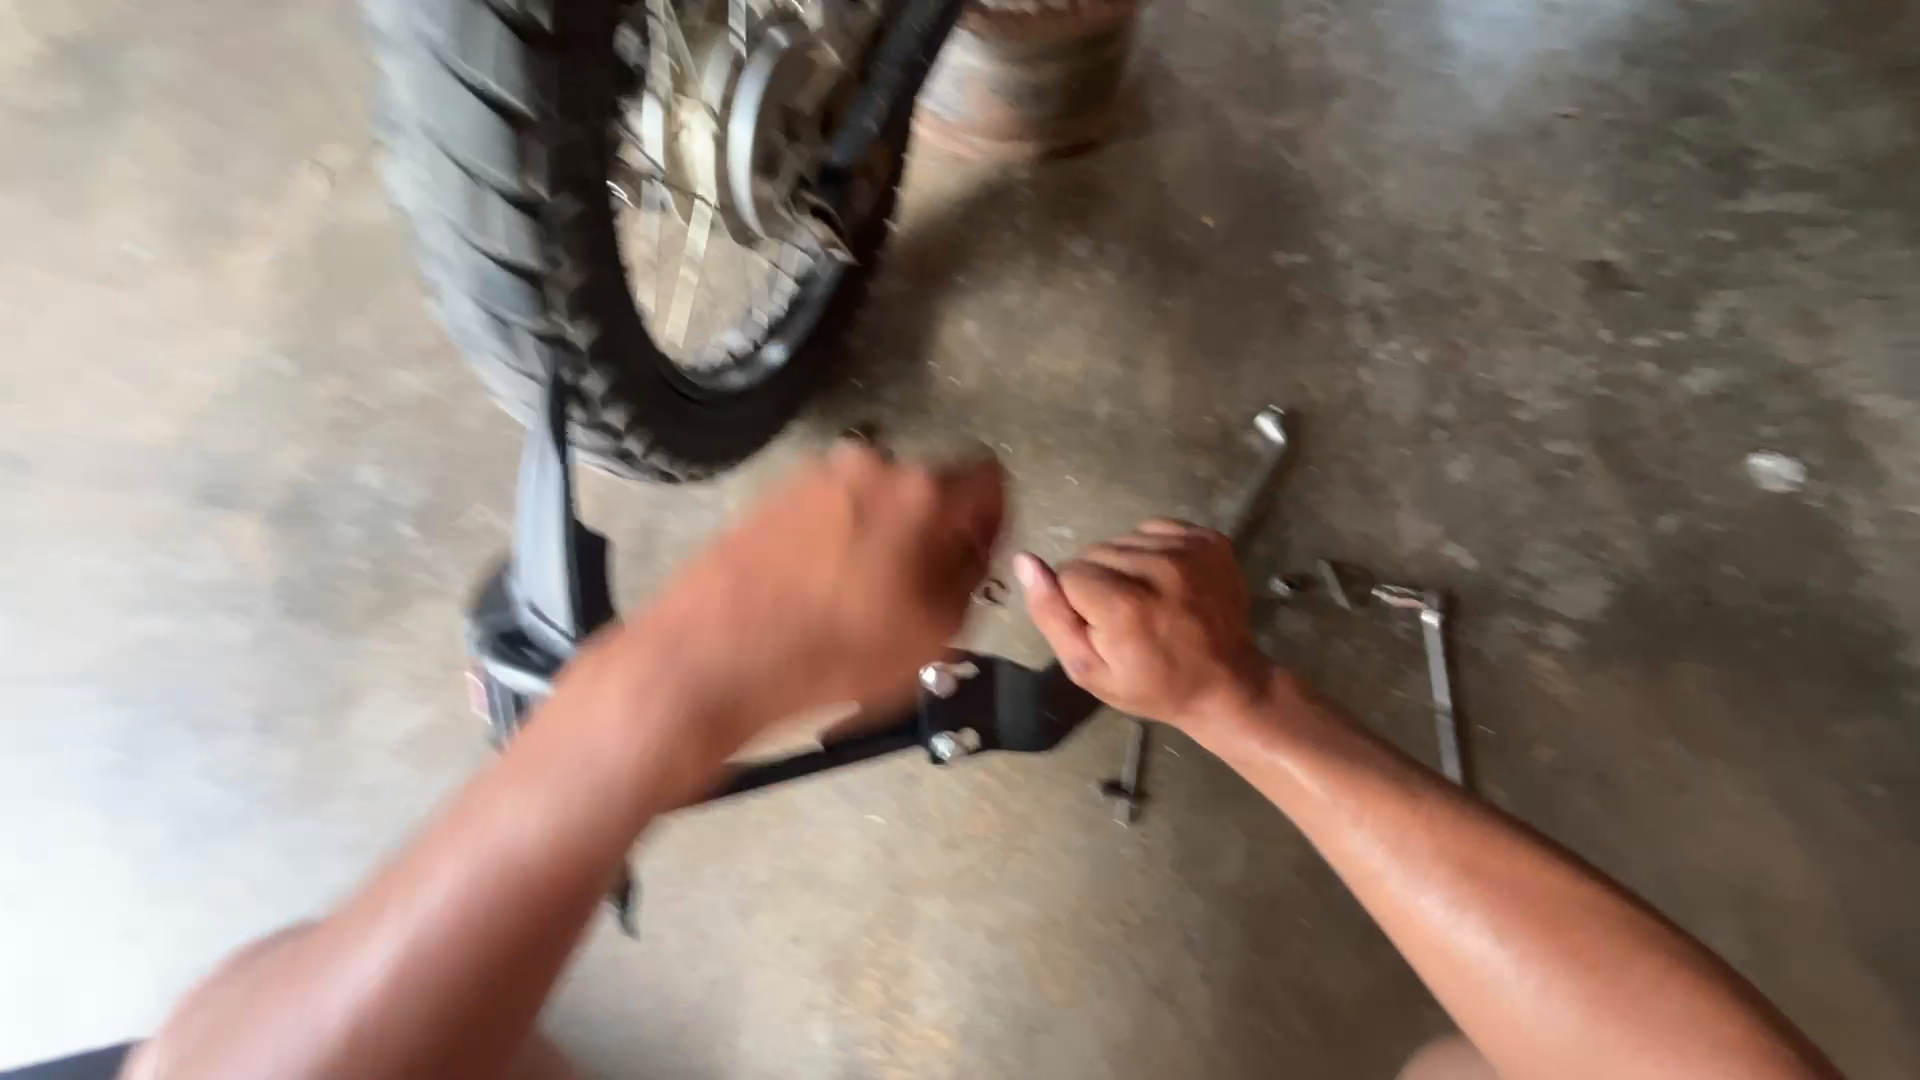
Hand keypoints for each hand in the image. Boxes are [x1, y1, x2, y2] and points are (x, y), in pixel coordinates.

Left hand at [638, 441, 1004, 734]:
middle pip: (927, 492)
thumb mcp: (935, 631)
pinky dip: (839, 541)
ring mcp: (813, 476)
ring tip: (860, 598)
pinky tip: (820, 590)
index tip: (977, 556)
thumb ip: (971, 576)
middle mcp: (869, 465)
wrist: (714, 656)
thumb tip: (971, 549)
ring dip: (883, 538)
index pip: (988, 480)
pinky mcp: (772, 496)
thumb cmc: (836, 650)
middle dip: (933, 533)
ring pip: (875, 502)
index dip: (991, 520)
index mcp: (921, 490)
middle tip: (917, 590)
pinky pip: (830, 512)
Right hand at [1016, 520, 1271, 731]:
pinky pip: (1154, 529)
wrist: (1225, 683)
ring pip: (1123, 540)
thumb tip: (1025, 562)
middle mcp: (1157, 567)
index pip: (1068, 573)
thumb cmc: (1149, 684)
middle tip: (1125, 618)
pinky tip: (1165, 581)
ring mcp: (1188, 550)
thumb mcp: (1087, 668)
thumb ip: (1051, 615)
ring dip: (1125, 566)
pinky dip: (1152, 551)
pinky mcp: (1209, 540)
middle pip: (1095, 552)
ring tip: (1147, 599)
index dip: (1077, 603)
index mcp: (1124, 605)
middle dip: (1099, 581)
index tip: (1103, 628)